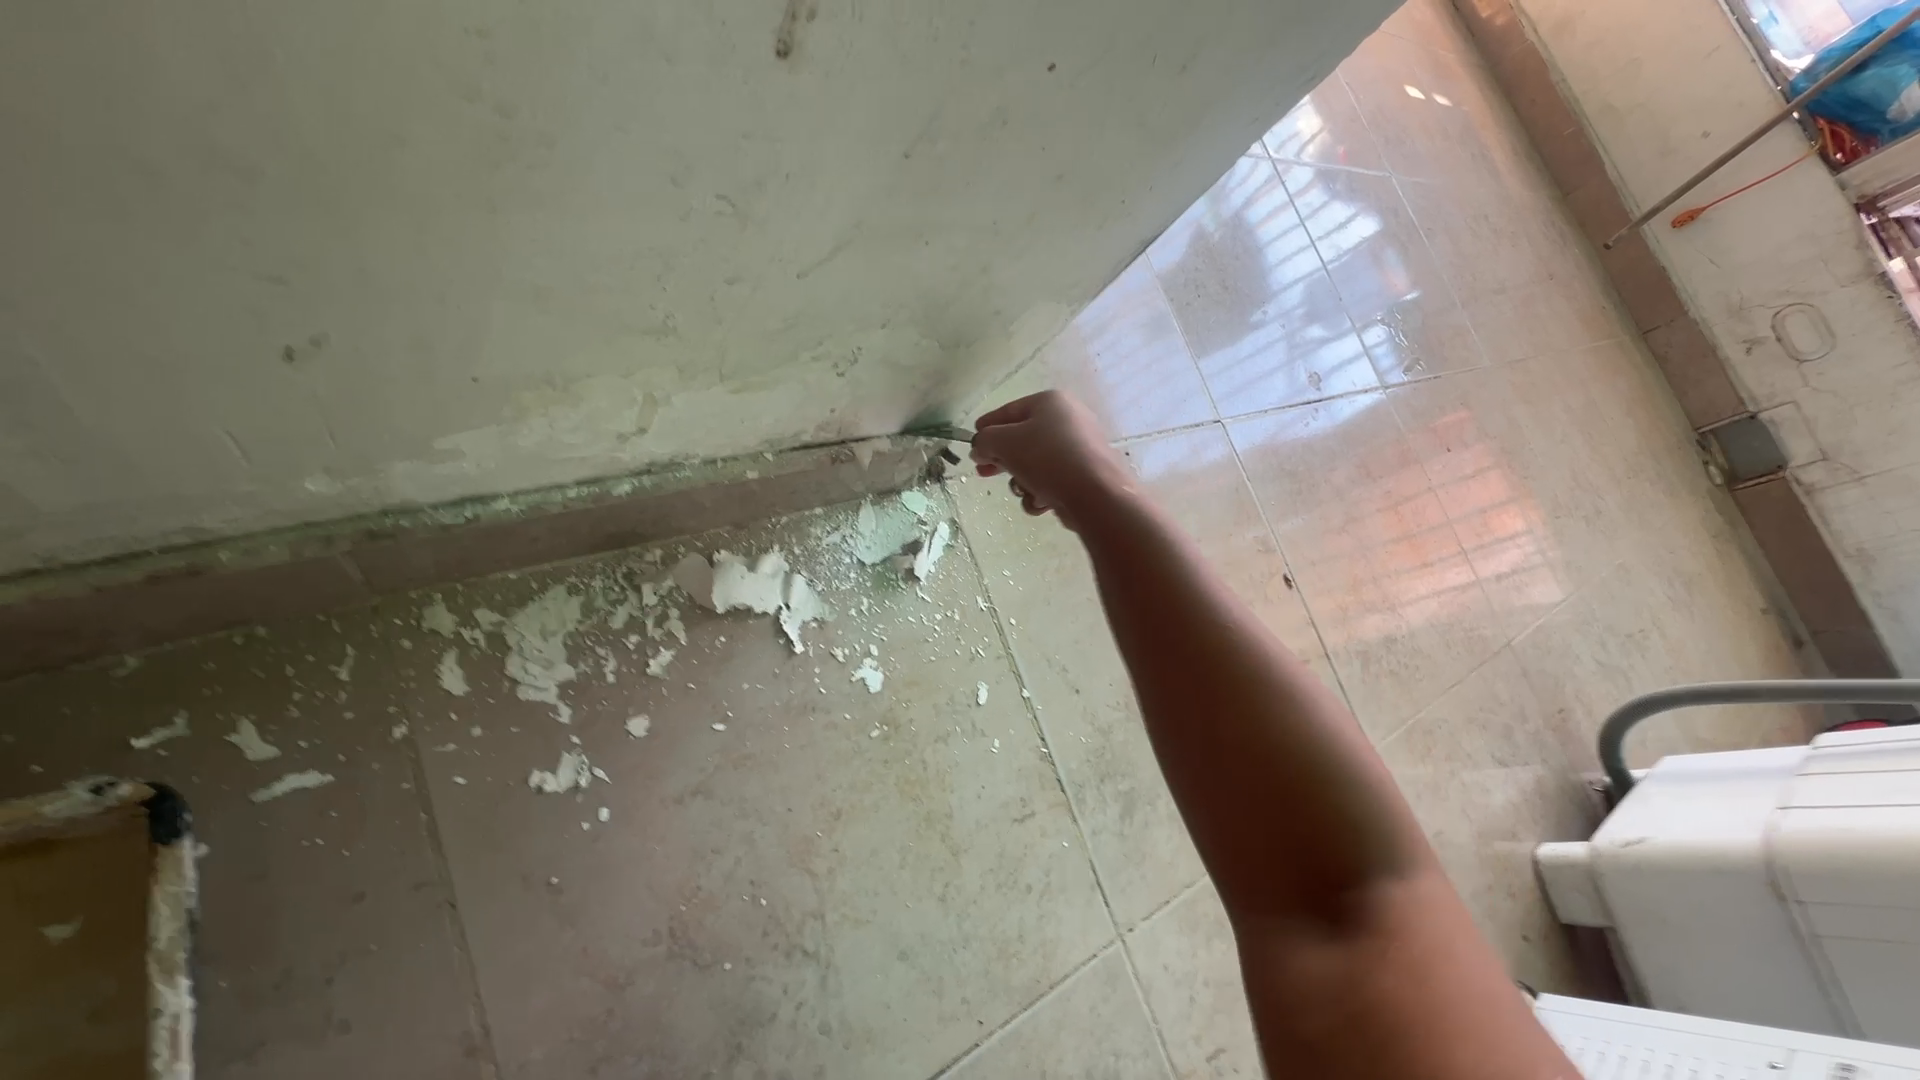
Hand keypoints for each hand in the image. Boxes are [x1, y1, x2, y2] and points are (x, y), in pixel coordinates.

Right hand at [971, 391, 1134, 528]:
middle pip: (1022, 440)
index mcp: (1050, 402)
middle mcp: (1068, 420)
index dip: (986, 427)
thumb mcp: (1004, 442)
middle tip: (983, 473)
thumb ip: (984, 441)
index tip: (971, 444)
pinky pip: (1052, 482)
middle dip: (1001, 460)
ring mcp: (1079, 449)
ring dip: (1022, 481)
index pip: (1009, 411)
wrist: (1095, 493)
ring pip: (1035, 465)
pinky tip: (1042, 502)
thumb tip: (980, 448)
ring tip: (1022, 490)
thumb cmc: (1046, 458)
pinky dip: (1041, 494)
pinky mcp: (1084, 476)